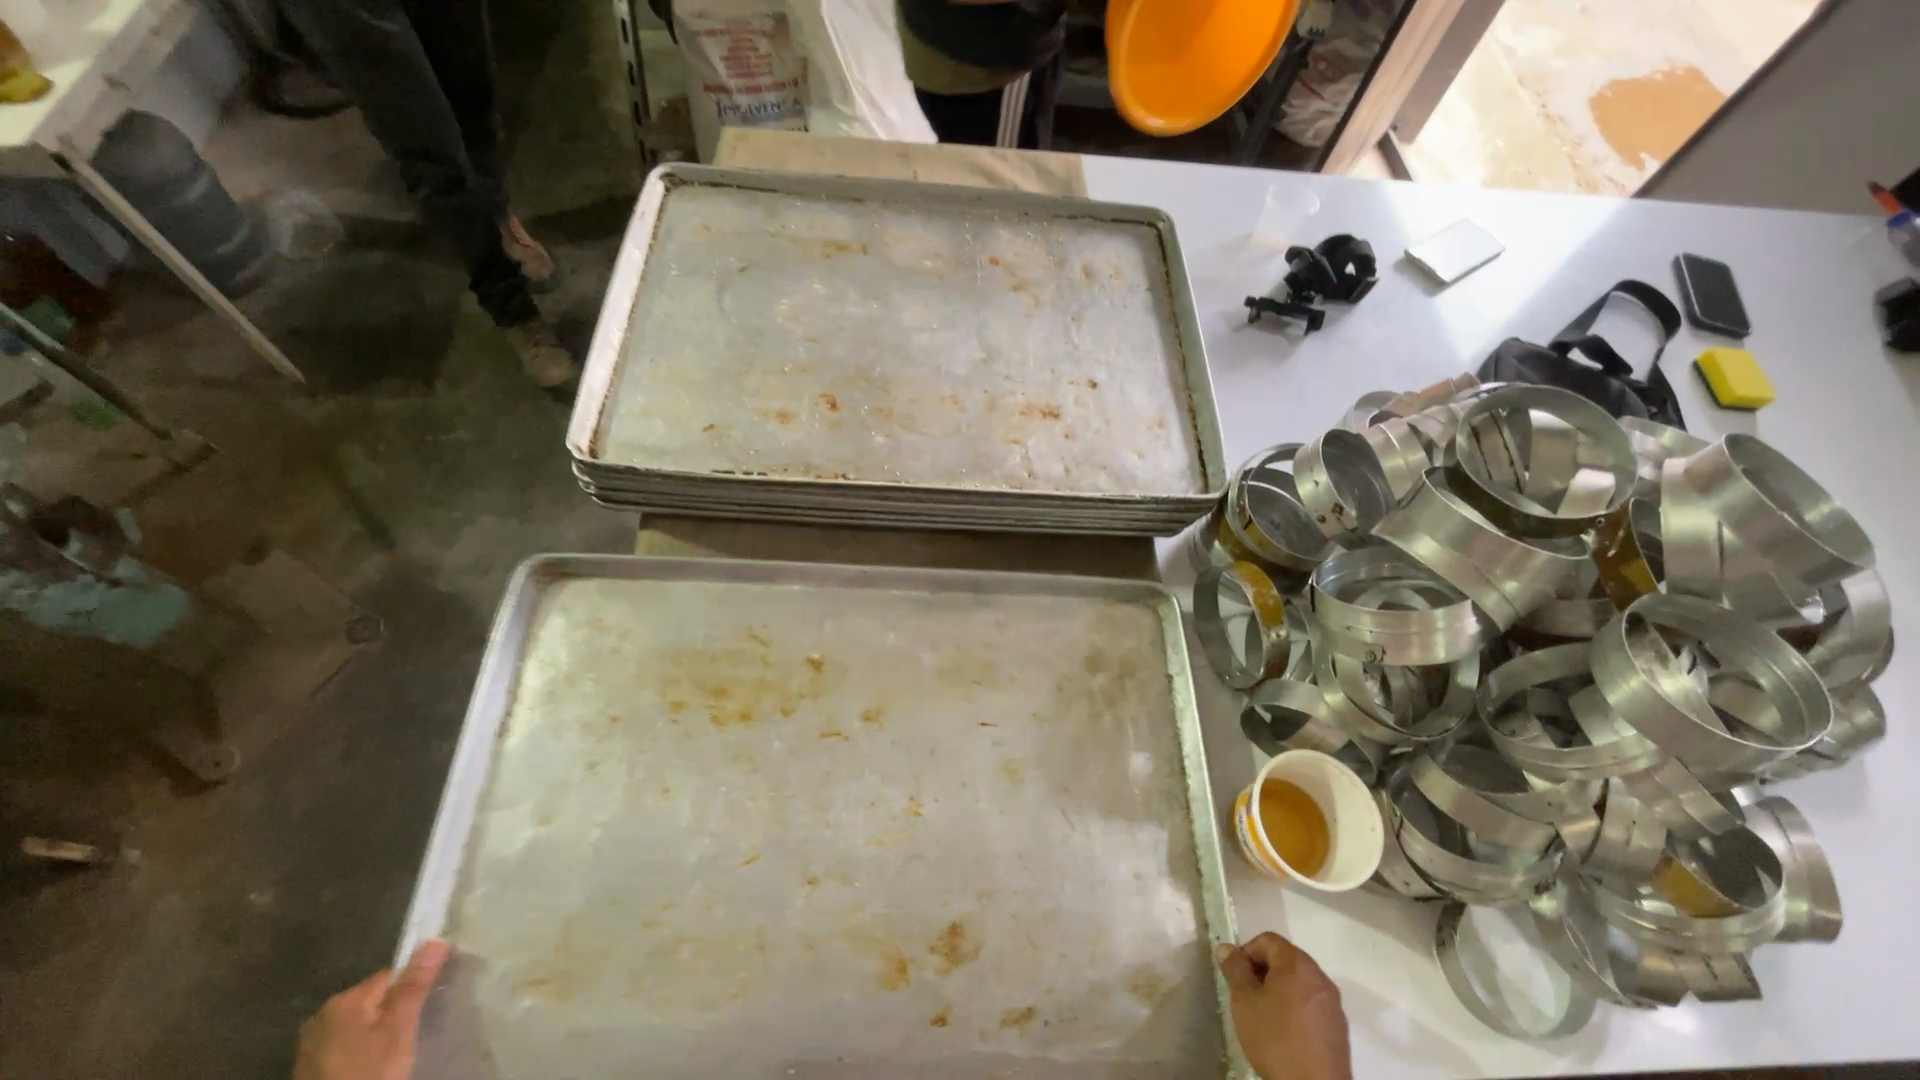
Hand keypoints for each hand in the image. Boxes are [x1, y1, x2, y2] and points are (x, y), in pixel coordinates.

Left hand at [292, 940, 450, 1079]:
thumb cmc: (369, 1072)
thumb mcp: (399, 1029)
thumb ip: (414, 986)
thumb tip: (435, 941)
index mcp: (343, 1001)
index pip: (389, 977)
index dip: (410, 989)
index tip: (423, 1009)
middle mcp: (320, 1015)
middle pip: (372, 1000)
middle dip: (392, 1013)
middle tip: (408, 1035)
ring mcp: (310, 1043)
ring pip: (357, 1024)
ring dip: (374, 1032)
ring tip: (389, 1054)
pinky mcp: (307, 1066)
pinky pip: (342, 1044)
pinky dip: (357, 1050)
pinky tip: (366, 1067)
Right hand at [1216, 932, 1351, 1079]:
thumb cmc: (1275, 1039)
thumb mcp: (1244, 1001)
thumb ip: (1235, 970)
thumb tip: (1226, 948)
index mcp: (1297, 964)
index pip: (1268, 940)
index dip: (1246, 951)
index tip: (1235, 976)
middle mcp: (1320, 976)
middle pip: (1286, 958)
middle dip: (1263, 970)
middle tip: (1246, 994)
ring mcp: (1332, 1002)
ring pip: (1299, 982)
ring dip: (1279, 989)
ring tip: (1264, 1014)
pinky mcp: (1338, 1026)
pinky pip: (1311, 1002)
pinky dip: (1295, 1006)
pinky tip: (1285, 1031)